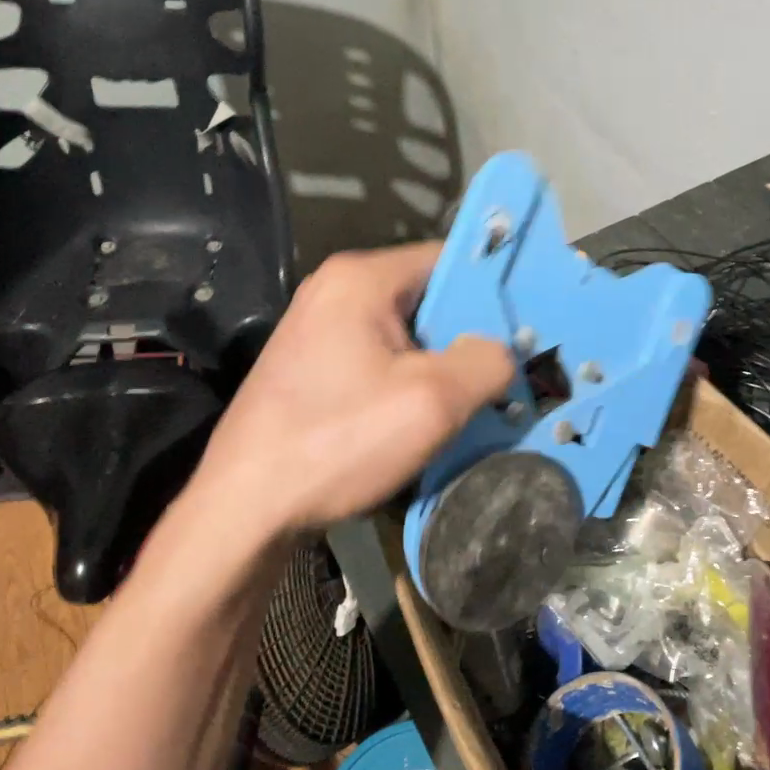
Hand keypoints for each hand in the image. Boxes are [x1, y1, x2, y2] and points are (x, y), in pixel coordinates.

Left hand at [178, 242, 513, 537]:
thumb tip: (502, 350)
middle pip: (428, 298)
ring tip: (470, 404)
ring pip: (405, 334)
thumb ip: (487, 362)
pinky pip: (378, 359)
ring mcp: (316, 328)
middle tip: (505, 376)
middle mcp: (335, 289)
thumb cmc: (338, 442)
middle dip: (468, 337)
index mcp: (361, 278)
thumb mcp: (432, 401)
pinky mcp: (310, 366)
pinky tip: (422, 420)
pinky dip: (407, 382)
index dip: (494, 294)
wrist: (243, 509)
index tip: (526, 332)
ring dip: (439, 366)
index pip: (450, 260)